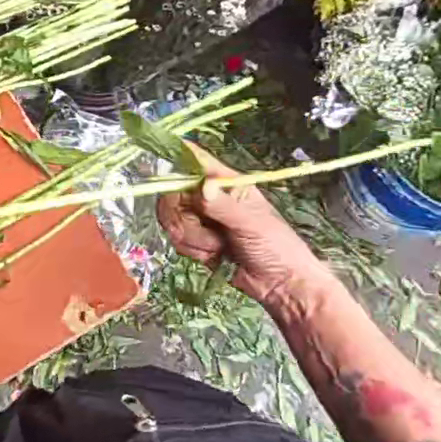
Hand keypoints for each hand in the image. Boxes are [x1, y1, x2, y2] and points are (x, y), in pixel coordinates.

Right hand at [156, 144, 330, 304]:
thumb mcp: (252, 224)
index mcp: (227, 182)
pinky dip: (192, 250)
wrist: (279, 284)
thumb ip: (224, 206)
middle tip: (206, 231)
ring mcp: (201, 218)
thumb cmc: (276, 246)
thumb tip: (202, 188)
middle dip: (184, 217)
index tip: (161, 163)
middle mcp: (209, 196)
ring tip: (218, 247)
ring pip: (172, 218)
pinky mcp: (195, 239)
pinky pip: (176, 238)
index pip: (196, 161)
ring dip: (192, 238)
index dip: (177, 158)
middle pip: (173, 193)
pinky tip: (213, 255)